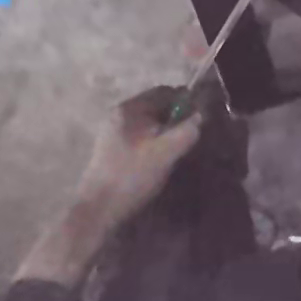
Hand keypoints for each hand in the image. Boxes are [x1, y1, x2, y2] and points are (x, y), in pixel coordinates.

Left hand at [74, 87, 203, 229]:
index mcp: (127, 109)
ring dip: (165, 131)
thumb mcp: (165, 153)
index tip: (200, 117)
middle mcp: (117, 114)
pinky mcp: (112, 148)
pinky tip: (160, 159)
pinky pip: (139, 136)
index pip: (163, 92)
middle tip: (191, 136)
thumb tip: (201, 116)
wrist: (99, 209)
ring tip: (178, 149)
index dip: (185, 101)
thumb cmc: (131, 176)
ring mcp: (112, 131)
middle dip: (175, 118)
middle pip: (155, 107)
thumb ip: (186, 132)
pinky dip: (153, 142)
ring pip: (148, 123)